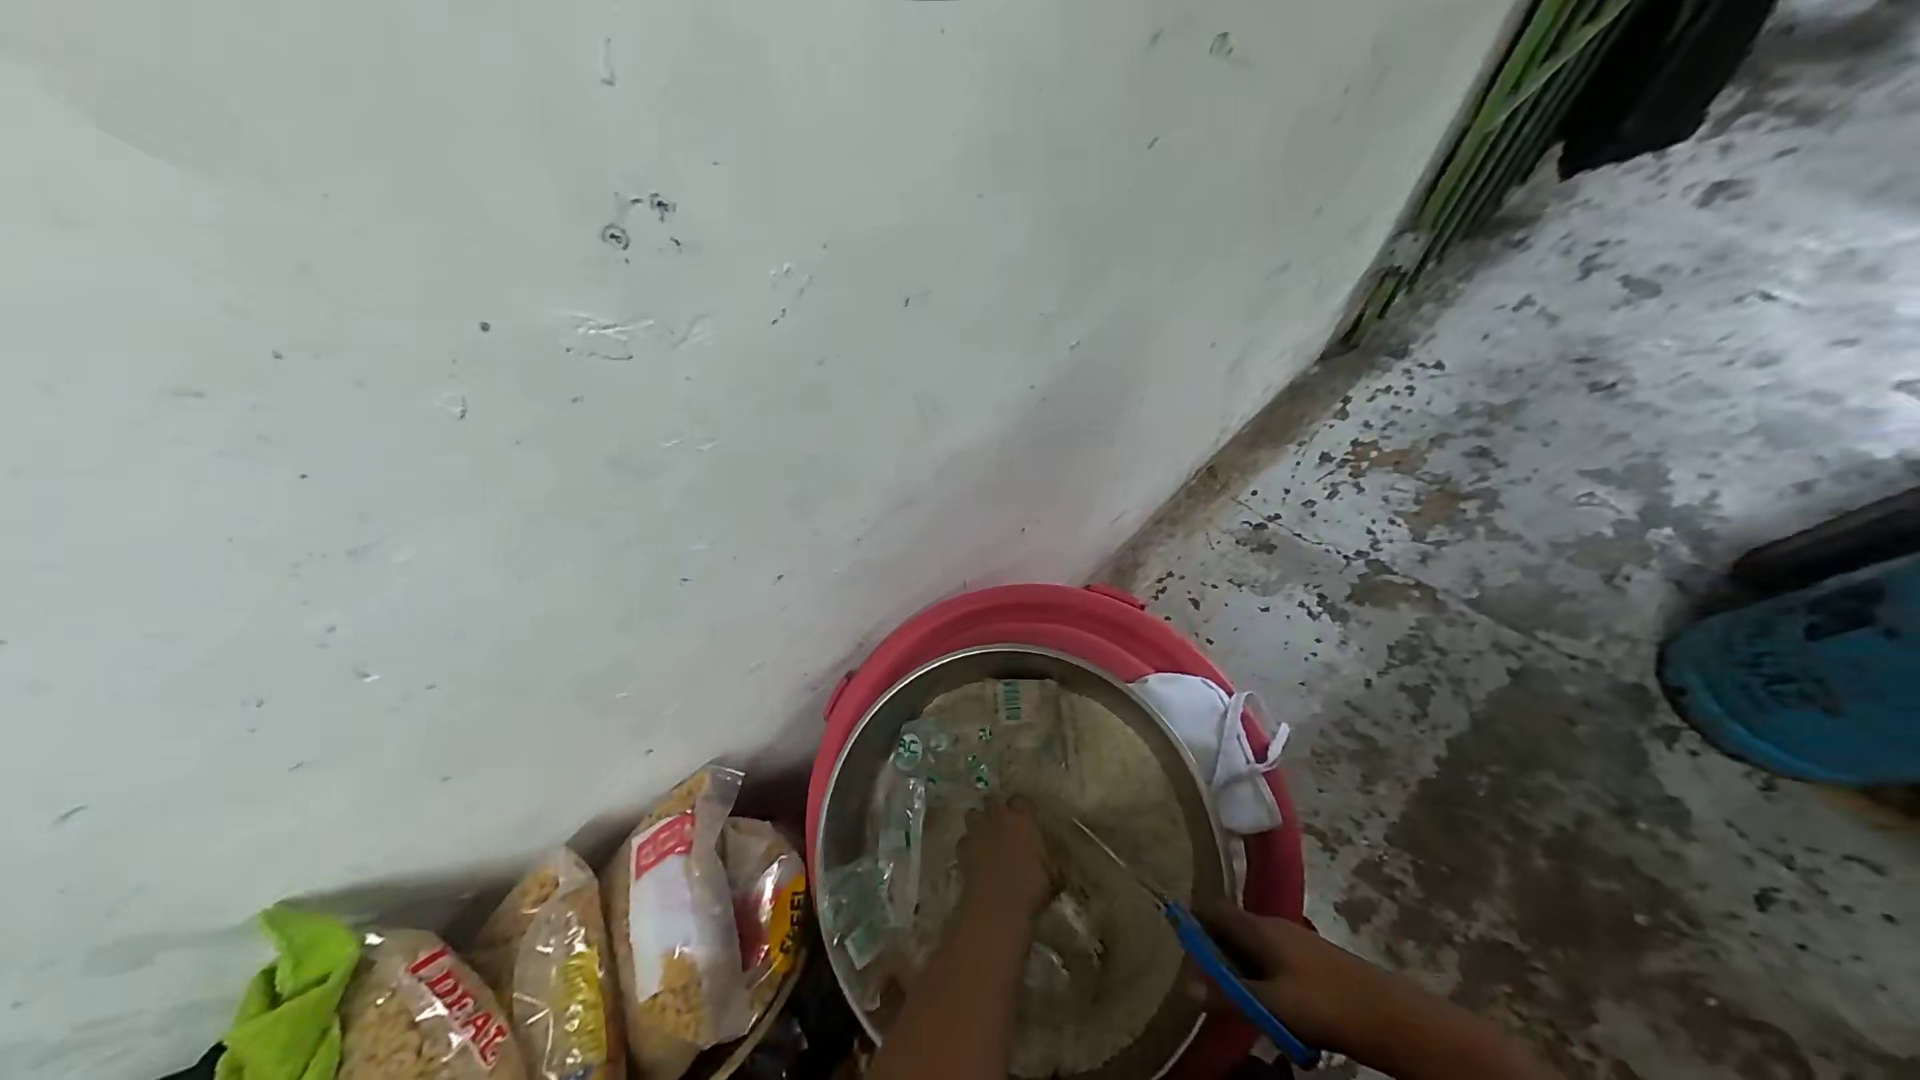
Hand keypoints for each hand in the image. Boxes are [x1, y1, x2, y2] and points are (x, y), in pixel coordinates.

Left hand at [958, 798, 1056, 917]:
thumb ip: (1049, 861)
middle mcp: (998, 817)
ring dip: (978, 823)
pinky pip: (964, 840)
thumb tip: (1051, 863)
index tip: (1026, 818)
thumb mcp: (1053, 875)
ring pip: (973, 815)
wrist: (998, 903)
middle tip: (1002, 823)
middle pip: (992, 799)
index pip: (1021, 800)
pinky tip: (974, 859)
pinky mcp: (962, 847)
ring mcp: (977, 830)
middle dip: (995, 808)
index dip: (1023, 807)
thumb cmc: (1032, 886)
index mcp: (1023, 818)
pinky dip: (968, 846)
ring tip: (985, 837)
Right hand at [1190, 902, 1390, 1054]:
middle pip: (1230, 925)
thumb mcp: (1272, 1003)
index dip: (1192, 919)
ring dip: (1235, 962)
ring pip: (1250, 943)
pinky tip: (1260, 997)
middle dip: (1211, 945)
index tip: (1175, 939)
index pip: (1213, 908)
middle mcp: (1272, 924)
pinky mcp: (1309, 959)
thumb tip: (1185, 983)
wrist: (1390, 1015)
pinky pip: (1268, 956)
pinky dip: (1256, 971)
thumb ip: (1229, 993)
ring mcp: (1293, 940)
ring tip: (1224, 989)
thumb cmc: (1325, 1003)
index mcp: (1258, 926)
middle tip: (1195, 972)